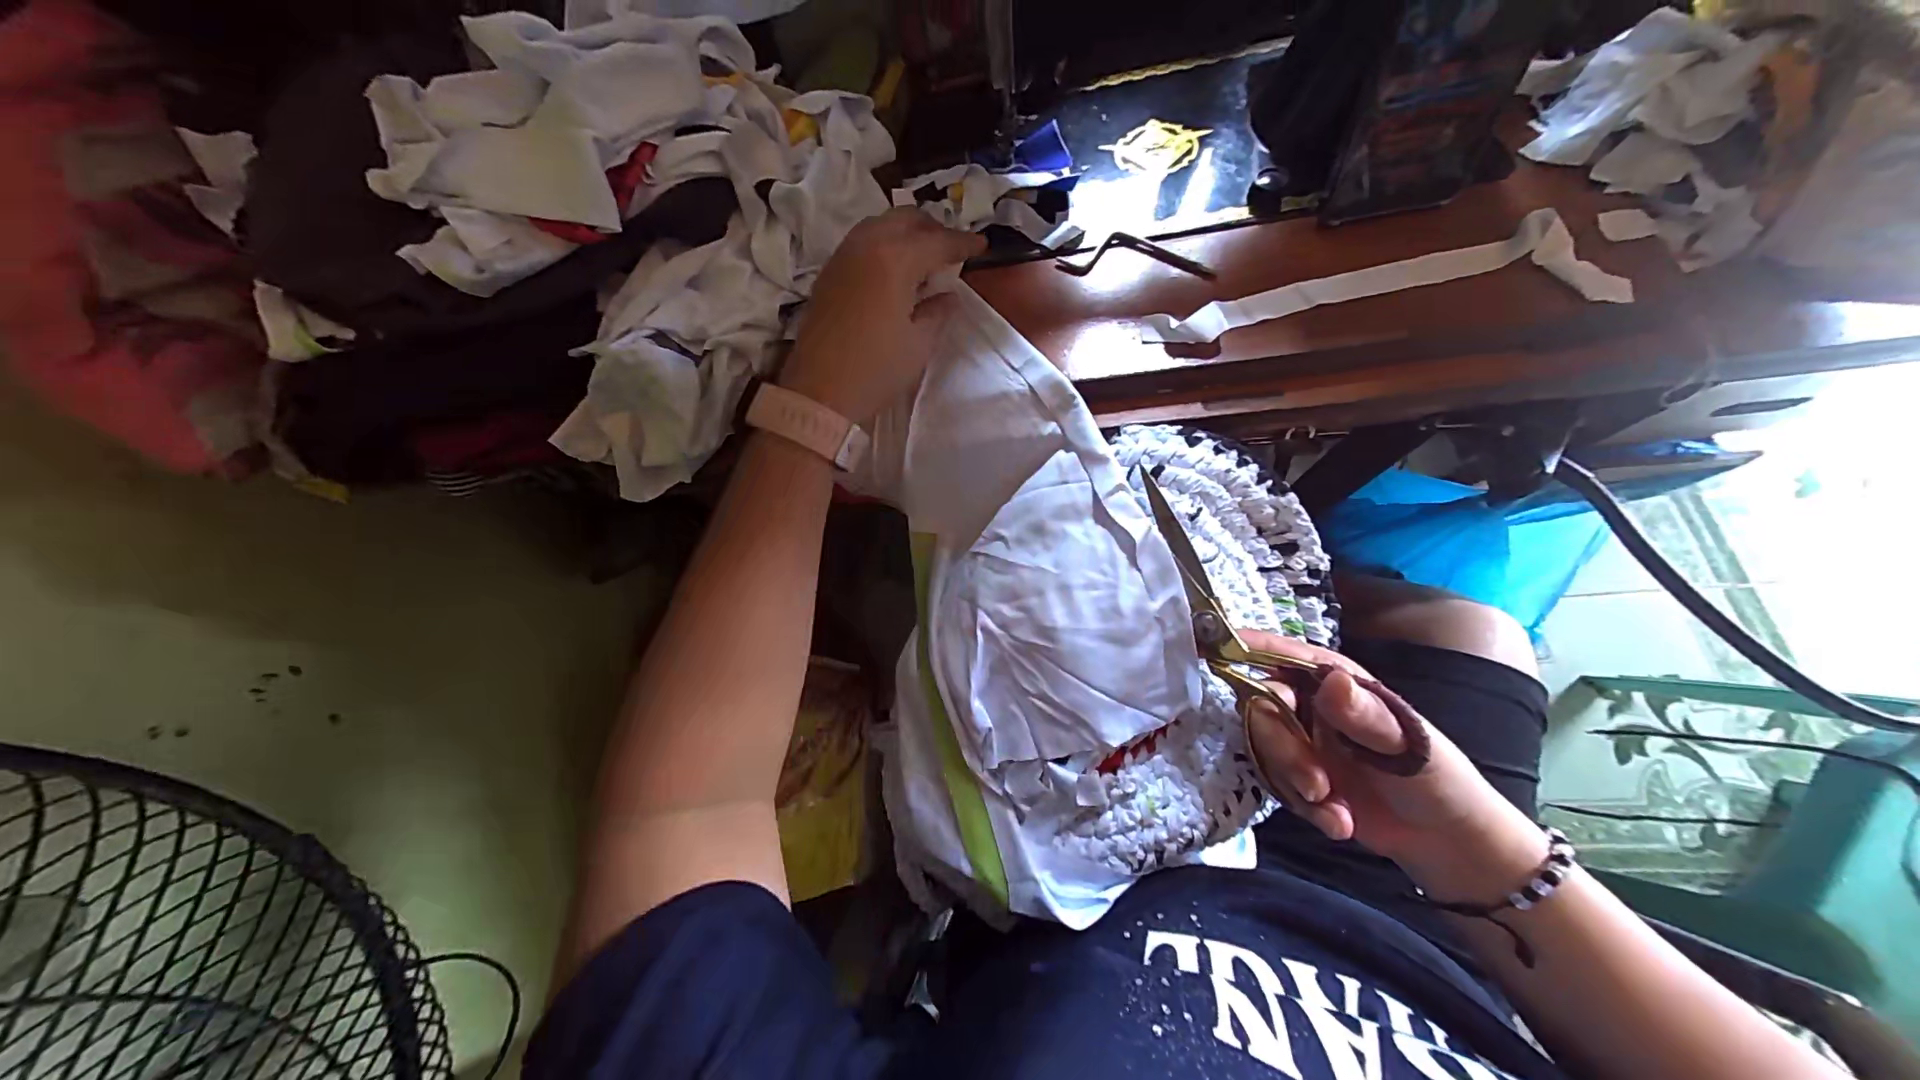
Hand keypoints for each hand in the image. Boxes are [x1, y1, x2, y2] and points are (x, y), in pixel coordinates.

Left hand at [780, 209, 985, 424]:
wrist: (819, 391)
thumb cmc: (875, 370)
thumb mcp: (919, 344)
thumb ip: (938, 312)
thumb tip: (948, 296)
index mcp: (894, 260)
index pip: (937, 241)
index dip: (963, 242)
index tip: (982, 245)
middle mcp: (867, 245)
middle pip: (906, 220)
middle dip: (933, 229)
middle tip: (952, 250)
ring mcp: (843, 256)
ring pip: (881, 225)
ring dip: (906, 233)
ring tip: (924, 258)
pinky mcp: (829, 273)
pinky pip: (862, 242)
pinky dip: (884, 245)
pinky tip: (895, 271)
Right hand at [1240, 629, 1547, 903]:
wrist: (1448, 845)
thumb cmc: (1439, 779)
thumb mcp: (1408, 748)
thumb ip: (1366, 716)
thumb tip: (1330, 679)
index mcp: (1338, 683)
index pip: (1284, 656)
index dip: (1247, 648)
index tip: (1212, 648)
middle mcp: (1312, 705)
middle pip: (1263, 709)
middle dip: (1283, 750)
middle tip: (1315, 785)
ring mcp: (1302, 741)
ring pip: (1265, 749)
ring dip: (1294, 783)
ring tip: (1335, 811)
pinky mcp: (1298, 777)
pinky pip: (1276, 784)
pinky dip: (1304, 808)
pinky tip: (1338, 823)